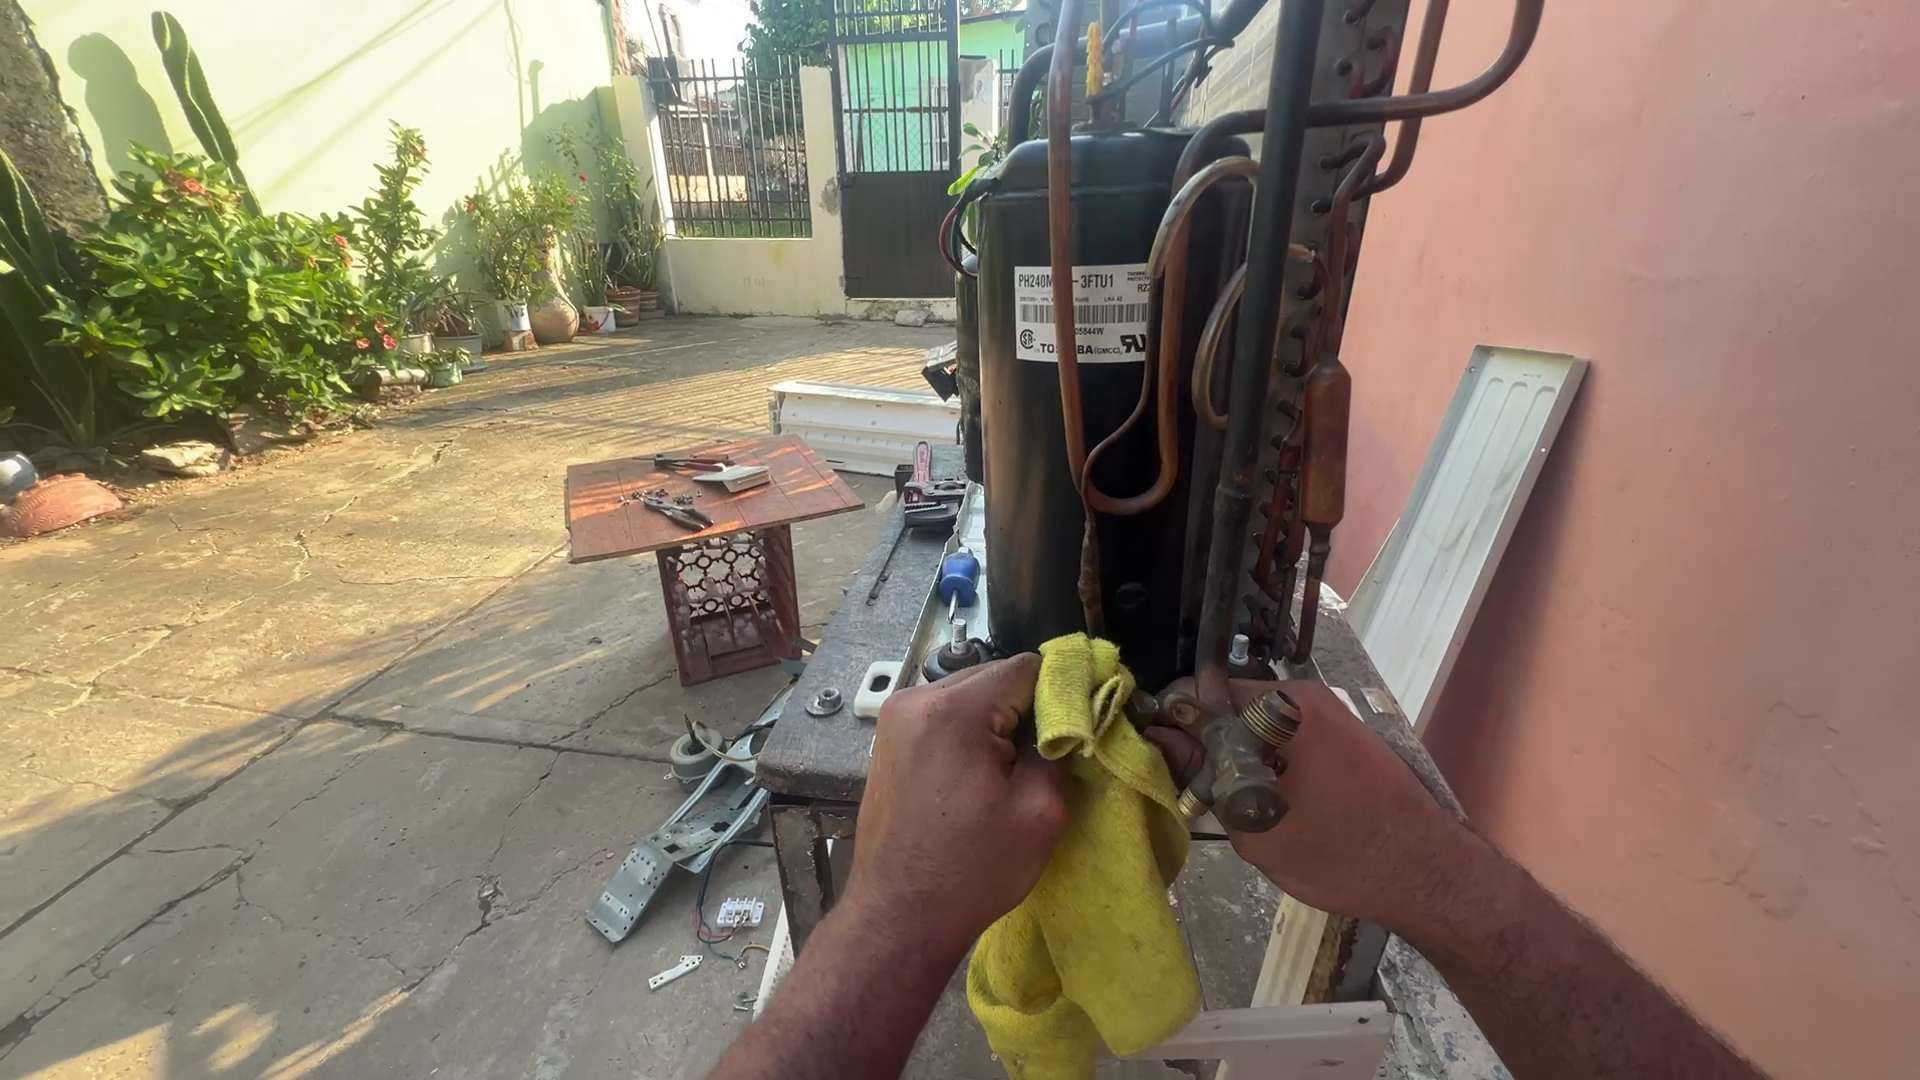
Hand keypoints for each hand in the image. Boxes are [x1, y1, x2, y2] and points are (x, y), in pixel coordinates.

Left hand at [848, 654, 1064, 951]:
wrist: (899, 914)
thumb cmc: (973, 870)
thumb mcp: (1040, 810)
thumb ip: (1055, 747)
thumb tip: (1060, 721)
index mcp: (954, 711)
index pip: (1023, 668)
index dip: (1057, 691)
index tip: (1075, 723)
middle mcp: (916, 698)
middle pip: (991, 674)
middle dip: (1023, 703)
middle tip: (1045, 747)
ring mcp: (895, 716)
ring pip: (966, 690)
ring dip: (993, 714)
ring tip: (1010, 762)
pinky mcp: (888, 735)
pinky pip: (941, 710)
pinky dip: (966, 726)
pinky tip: (978, 766)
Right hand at [1147, 678, 1472, 932]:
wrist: (1434, 880)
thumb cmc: (1342, 854)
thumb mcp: (1255, 823)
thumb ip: (1202, 775)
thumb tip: (1160, 739)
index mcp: (1281, 705)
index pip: (1199, 690)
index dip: (1169, 718)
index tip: (1149, 748)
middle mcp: (1302, 695)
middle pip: (1224, 703)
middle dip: (1198, 738)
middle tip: (1182, 780)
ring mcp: (1324, 712)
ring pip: (1250, 720)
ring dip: (1228, 750)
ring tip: (1215, 793)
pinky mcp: (1338, 734)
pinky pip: (1278, 732)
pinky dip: (1258, 756)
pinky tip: (1254, 795)